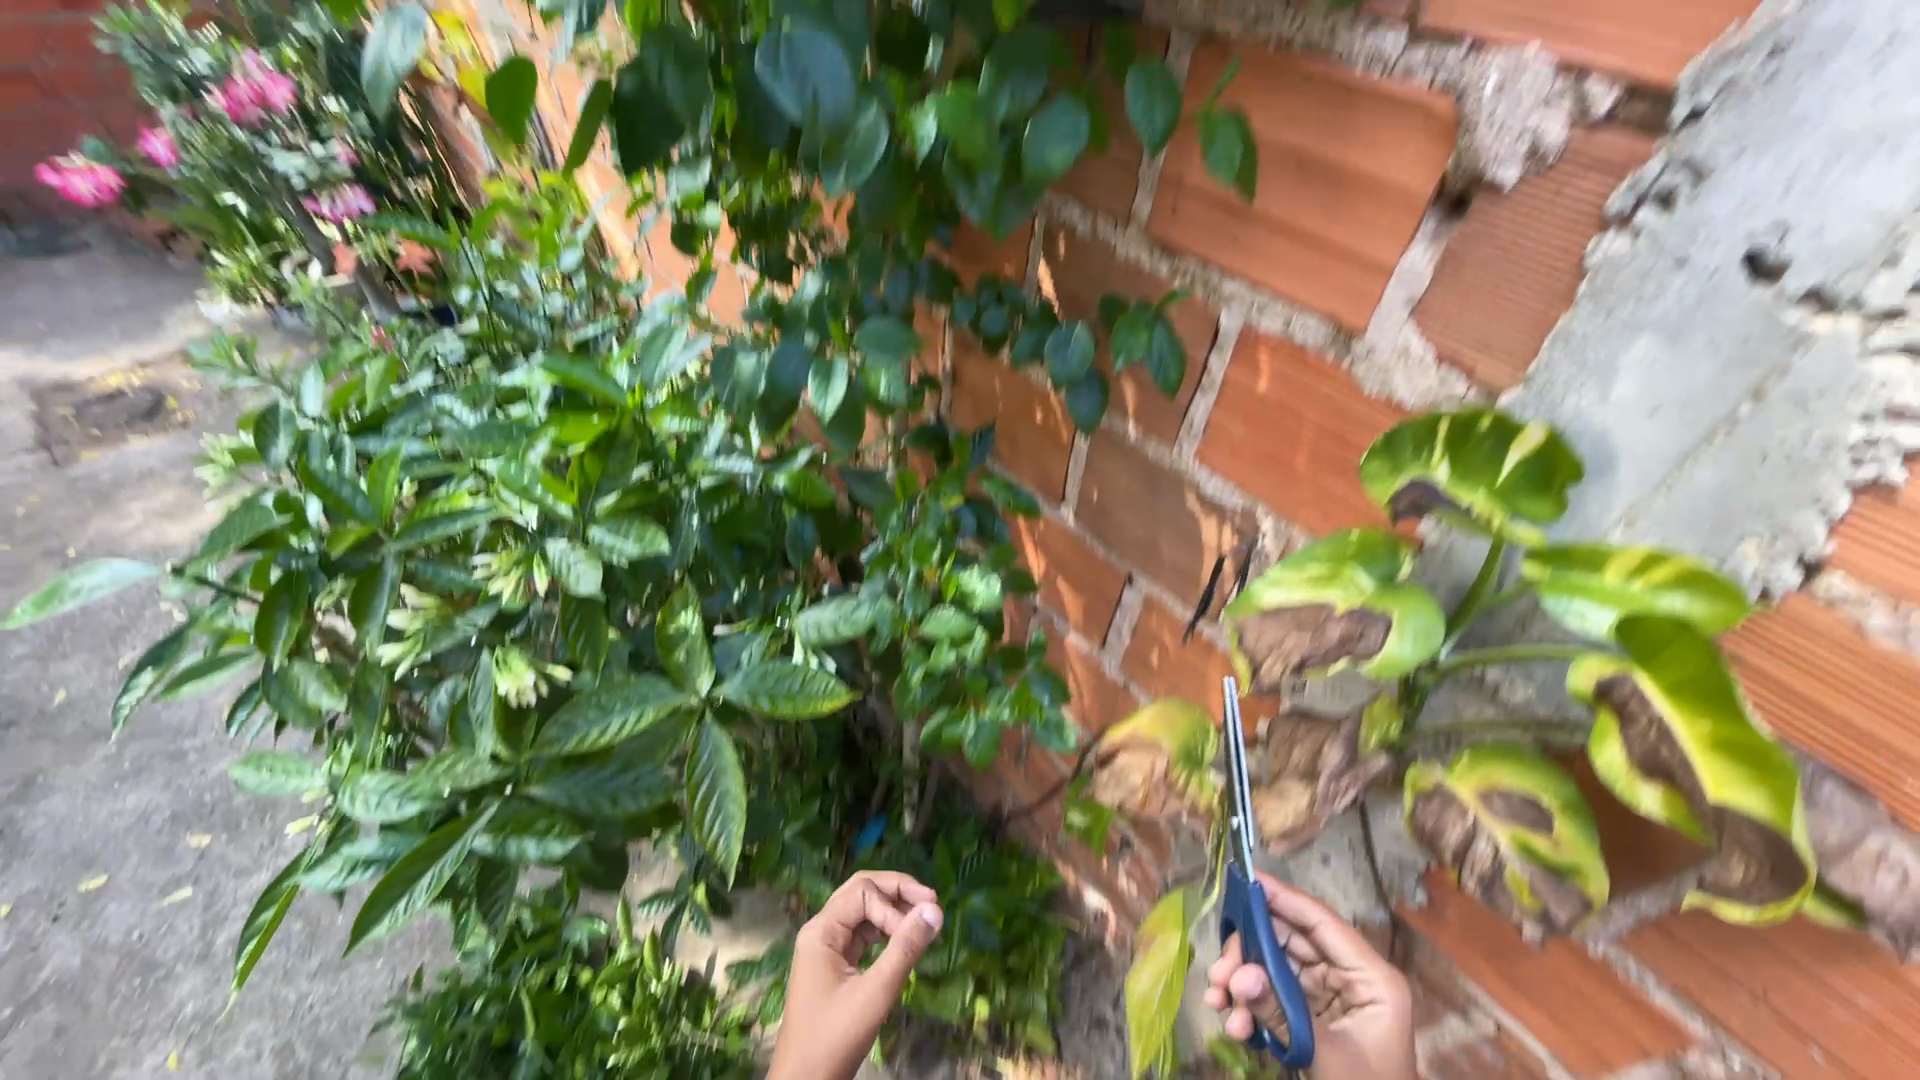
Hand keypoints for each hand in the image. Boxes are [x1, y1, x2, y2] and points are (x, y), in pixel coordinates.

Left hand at [766, 870, 944, 1079]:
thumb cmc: (835, 1038)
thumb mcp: (875, 993)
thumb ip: (904, 949)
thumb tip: (935, 910)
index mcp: (821, 930)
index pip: (863, 892)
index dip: (894, 903)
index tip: (919, 929)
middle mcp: (821, 931)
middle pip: (861, 891)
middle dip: (896, 891)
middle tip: (931, 900)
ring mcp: (826, 948)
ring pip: (862, 911)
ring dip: (892, 909)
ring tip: (923, 917)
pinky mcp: (835, 965)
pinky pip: (861, 934)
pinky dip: (885, 930)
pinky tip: (903, 938)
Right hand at [1205, 871, 1414, 1079]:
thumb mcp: (1325, 1055)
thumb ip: (1280, 1010)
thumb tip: (1239, 975)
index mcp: (1371, 978)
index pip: (1321, 922)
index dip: (1283, 897)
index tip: (1245, 879)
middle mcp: (1350, 977)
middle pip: (1289, 941)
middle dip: (1249, 953)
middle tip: (1219, 972)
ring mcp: (1329, 996)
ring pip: (1275, 967)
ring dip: (1242, 982)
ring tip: (1217, 1003)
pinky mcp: (1311, 1017)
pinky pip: (1273, 996)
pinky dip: (1250, 1006)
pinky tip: (1232, 1024)